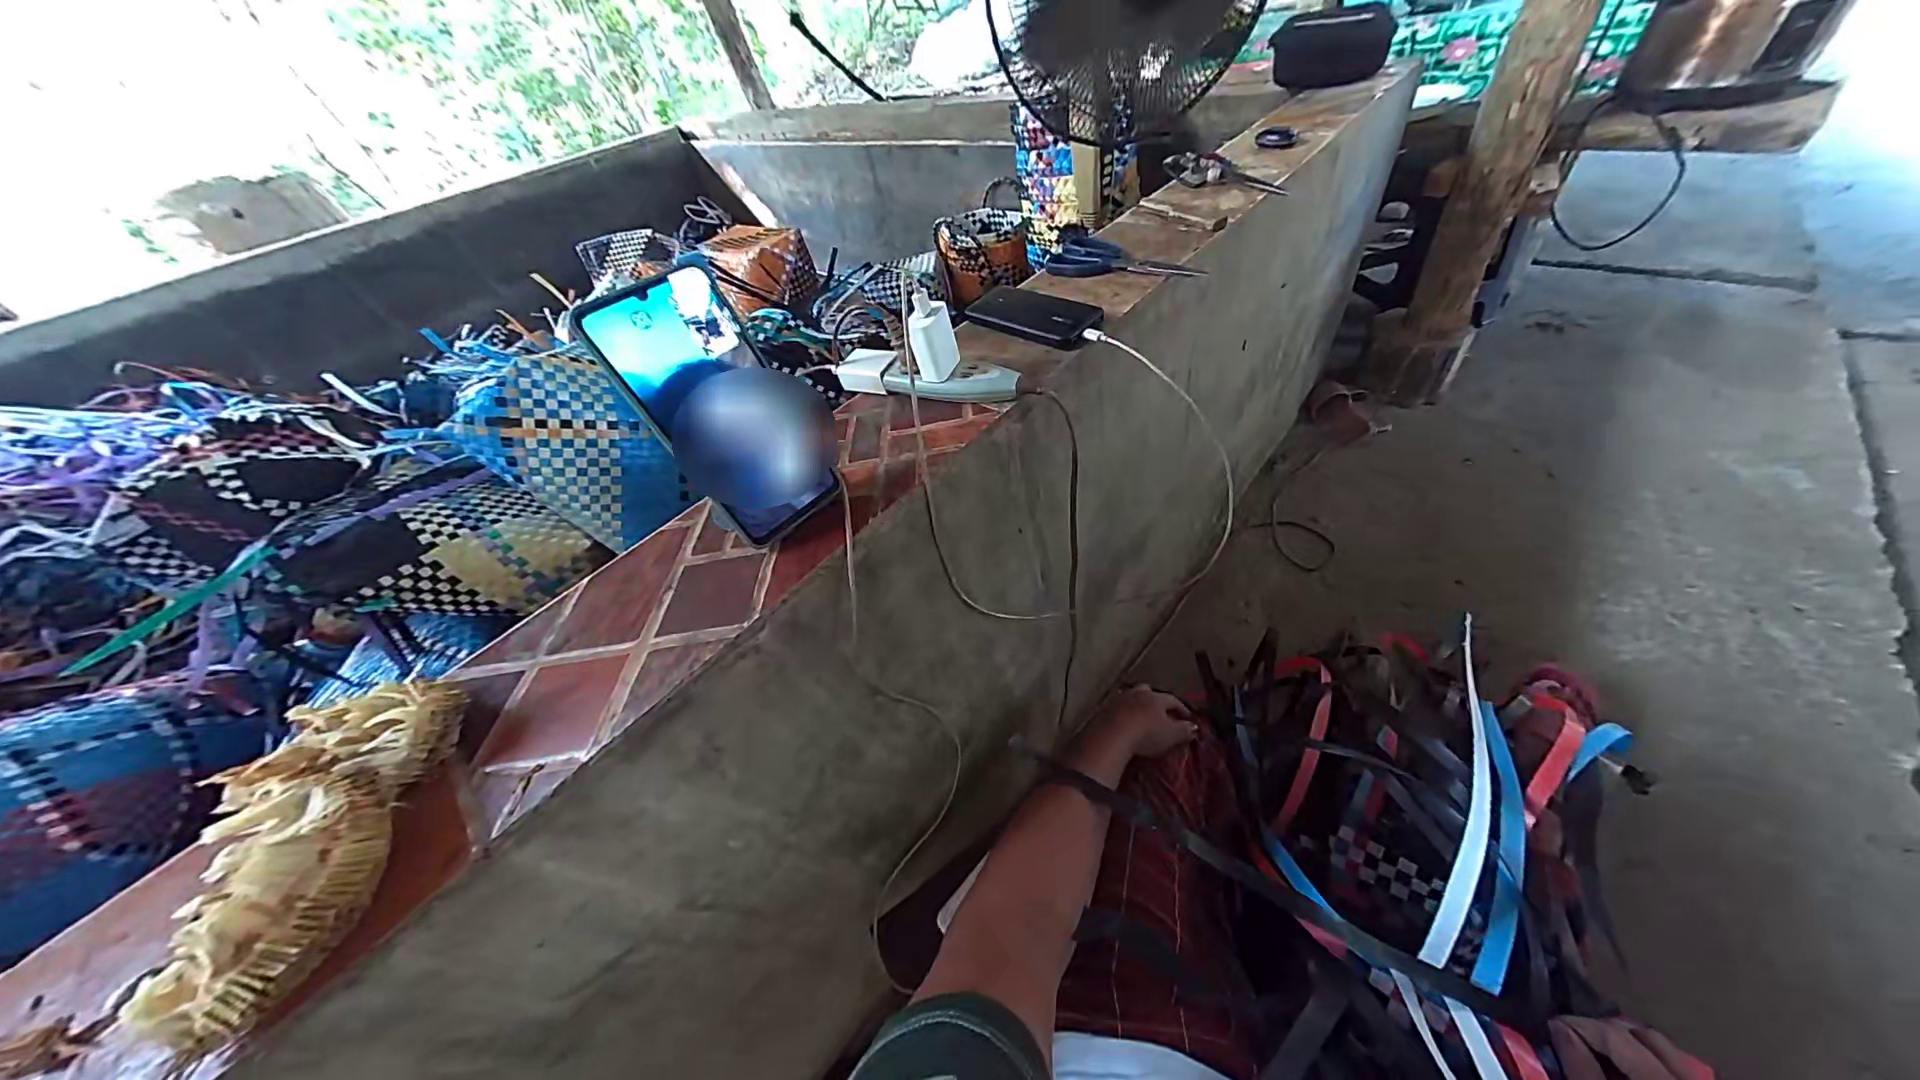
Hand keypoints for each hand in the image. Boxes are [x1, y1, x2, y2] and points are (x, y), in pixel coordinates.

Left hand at [1096, 684, 1197, 758]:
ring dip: (1137, 704)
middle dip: (1156, 700)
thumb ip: (1184, 730)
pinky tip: (1124, 721)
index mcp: (1156, 697)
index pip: (1173, 700)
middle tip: (1161, 712)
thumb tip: (1193, 726)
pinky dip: (1123, 713)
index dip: (1182, 709)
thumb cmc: (1147, 734)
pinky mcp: (1104, 710)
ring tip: (1142, 715)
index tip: (1188, 718)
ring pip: (1131, 697)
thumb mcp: (1171, 735)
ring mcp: (1118, 699)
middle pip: (1148, 692)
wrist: (1112, 736)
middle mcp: (1136, 693)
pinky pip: (1117, 708)